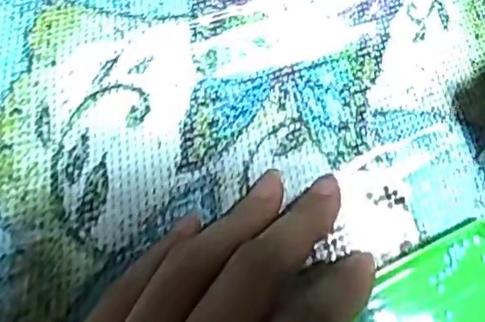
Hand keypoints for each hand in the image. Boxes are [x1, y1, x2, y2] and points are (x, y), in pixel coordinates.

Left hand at [84, 171, 374, 321]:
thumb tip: (334, 299)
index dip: (336, 293)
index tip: (364, 259)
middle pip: (246, 278)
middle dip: (294, 229)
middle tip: (328, 188)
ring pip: (186, 271)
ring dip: (235, 223)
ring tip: (271, 184)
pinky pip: (120, 293)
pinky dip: (158, 256)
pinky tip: (187, 225)